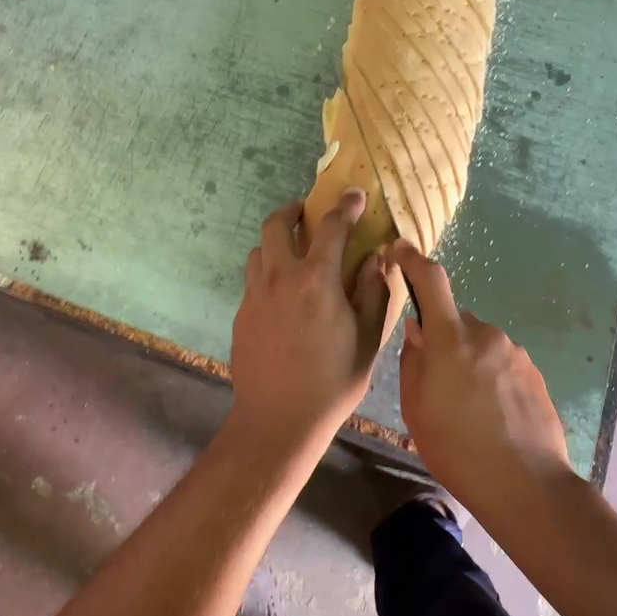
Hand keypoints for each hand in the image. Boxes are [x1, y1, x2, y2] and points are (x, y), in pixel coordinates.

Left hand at [229, 190, 400, 442]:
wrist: (278, 419)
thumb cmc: (332, 383)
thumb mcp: (367, 339)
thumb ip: (372, 293)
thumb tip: (374, 260)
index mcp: (317, 280)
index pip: (331, 226)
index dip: (345, 206)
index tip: (355, 196)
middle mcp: (281, 277)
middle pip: (277, 224)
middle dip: (294, 210)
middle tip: (308, 212)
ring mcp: (256, 294)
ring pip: (260, 249)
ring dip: (277, 241)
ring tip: (294, 252)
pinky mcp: (242, 313)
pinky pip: (253, 278)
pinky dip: (268, 271)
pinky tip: (283, 293)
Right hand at [395, 241, 575, 517]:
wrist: (527, 485)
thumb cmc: (457, 448)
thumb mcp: (416, 407)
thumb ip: (414, 360)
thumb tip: (419, 331)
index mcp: (451, 338)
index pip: (431, 280)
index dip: (412, 259)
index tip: (399, 248)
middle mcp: (486, 334)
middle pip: (456, 321)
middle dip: (443, 339)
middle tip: (435, 381)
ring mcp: (515, 353)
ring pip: (479, 344)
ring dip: (467, 361)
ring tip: (466, 408)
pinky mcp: (534, 374)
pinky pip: (501, 363)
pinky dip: (490, 378)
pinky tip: (490, 415)